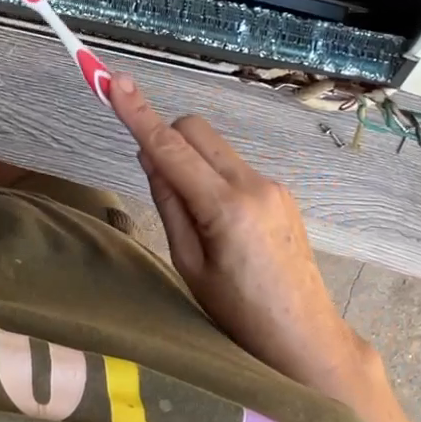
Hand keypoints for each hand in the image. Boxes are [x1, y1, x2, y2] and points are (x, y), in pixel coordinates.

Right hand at [110, 75, 376, 398]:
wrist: (306, 339)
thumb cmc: (237, 313)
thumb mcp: (188, 263)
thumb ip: (168, 202)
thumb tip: (150, 156)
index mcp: (226, 207)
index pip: (170, 147)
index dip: (138, 114)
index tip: (114, 82)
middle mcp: (253, 184)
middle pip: (193, 130)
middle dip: (165, 139)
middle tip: (157, 181)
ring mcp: (272, 185)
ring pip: (212, 145)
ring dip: (188, 160)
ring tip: (194, 217)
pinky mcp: (280, 192)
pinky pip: (230, 164)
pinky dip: (209, 174)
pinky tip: (217, 221)